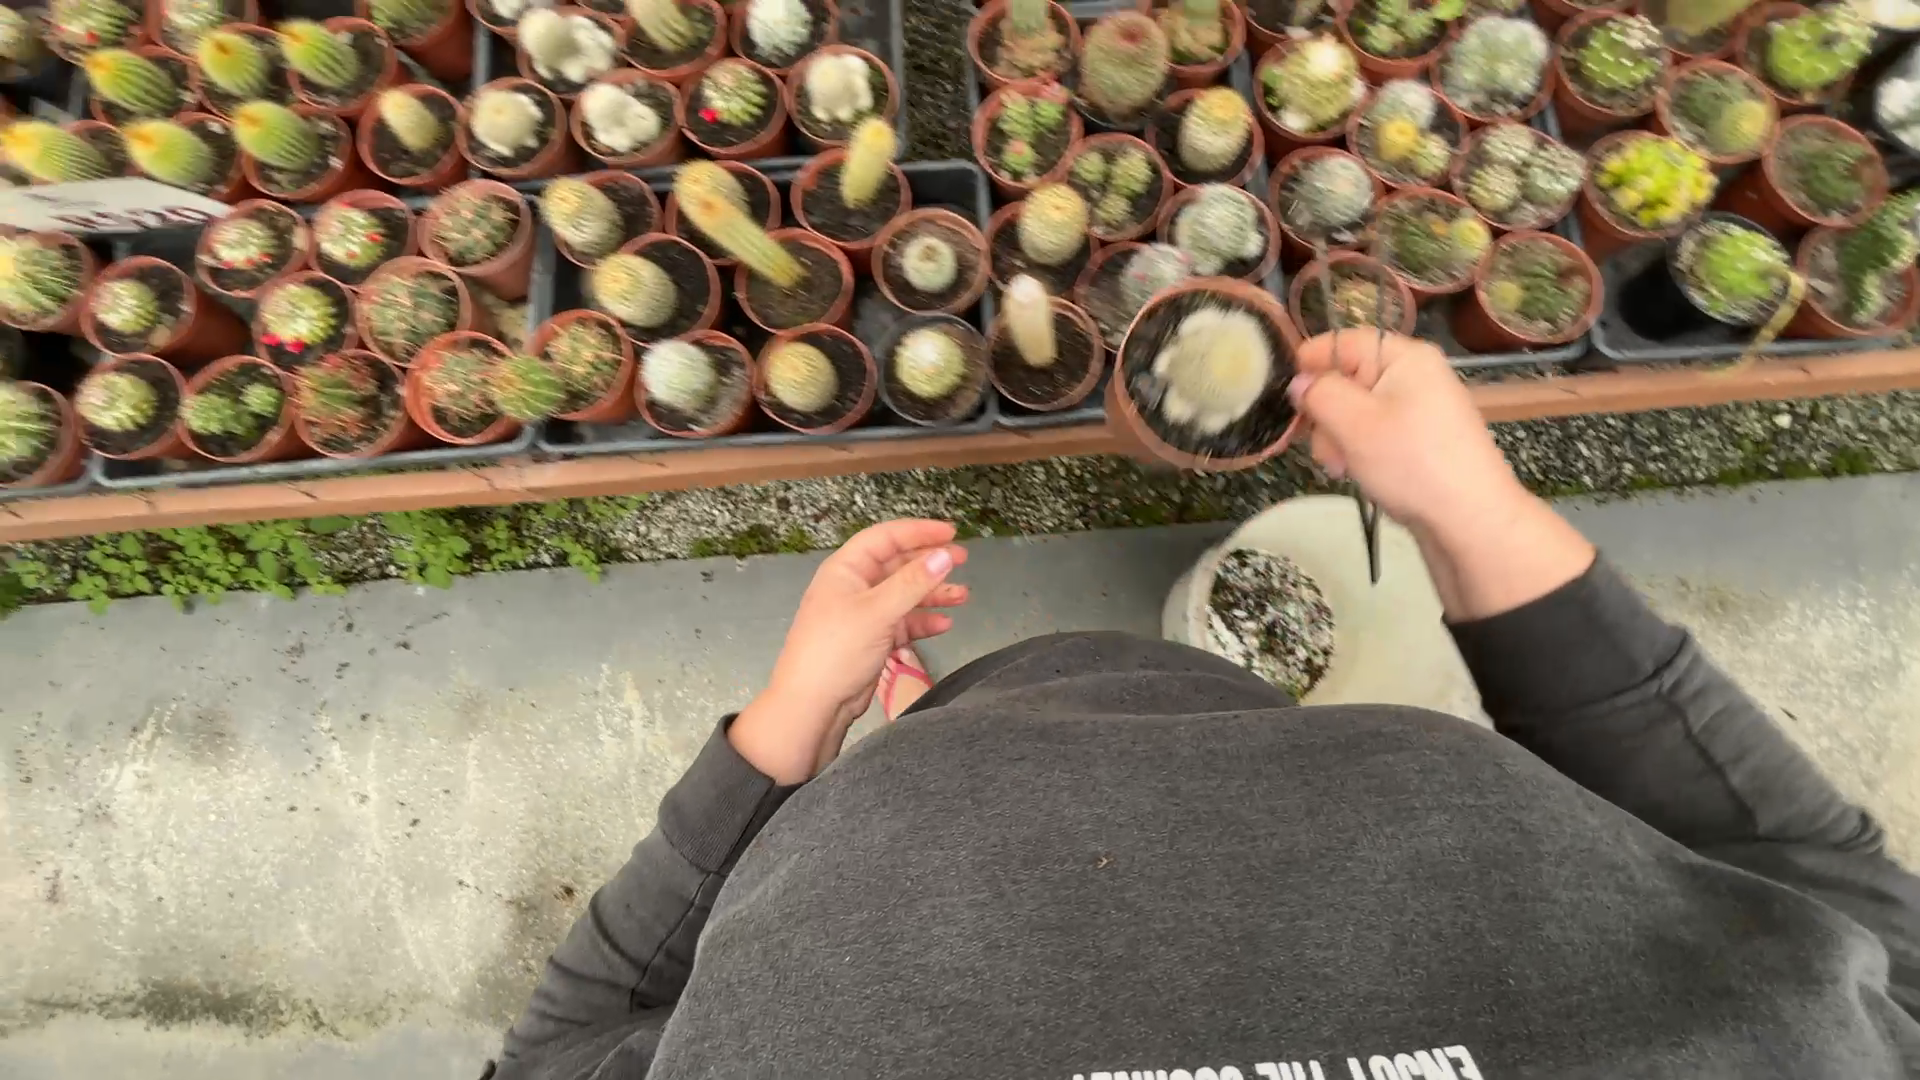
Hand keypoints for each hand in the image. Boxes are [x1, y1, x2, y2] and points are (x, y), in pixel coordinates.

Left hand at [729, 520, 968, 783]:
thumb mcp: (877, 612)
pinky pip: (903, 622)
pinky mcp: (873, 639)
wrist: (813, 706)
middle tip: (962, 560)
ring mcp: (864, 614)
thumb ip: (913, 582)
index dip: (918, 531)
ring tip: (963, 596)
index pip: (885, 538)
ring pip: (905, 595)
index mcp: (846, 570)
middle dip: (929, 563)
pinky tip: (944, 625)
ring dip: (932, 594)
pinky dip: (923, 622)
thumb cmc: (838, 650)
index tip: (951, 533)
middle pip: (898, 565)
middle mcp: (855, 587)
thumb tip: (945, 554)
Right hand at [1288, 332, 1592, 619]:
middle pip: (1344, 378)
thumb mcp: (1354, 424)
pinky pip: (1368, 430)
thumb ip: (1319, 394)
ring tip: (1341, 465)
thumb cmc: (1410, 462)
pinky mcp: (1413, 435)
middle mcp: (1411, 374)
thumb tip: (1298, 382)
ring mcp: (1414, 406)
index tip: (1290, 399)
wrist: (1466, 516)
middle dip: (1323, 412)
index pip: (1342, 341)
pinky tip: (1354, 470)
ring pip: (1351, 409)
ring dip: (1334, 437)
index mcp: (1404, 358)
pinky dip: (1353, 449)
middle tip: (1323, 445)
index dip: (1310, 365)